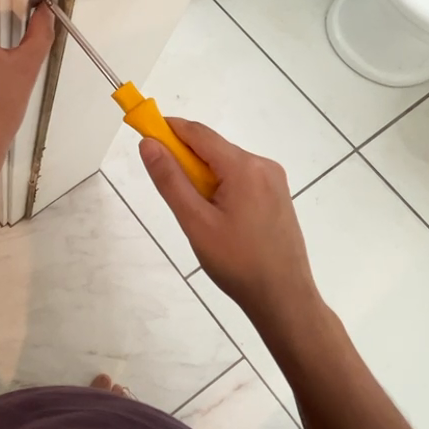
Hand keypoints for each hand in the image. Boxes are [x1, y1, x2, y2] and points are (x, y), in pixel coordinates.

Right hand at [140, 119, 322, 330]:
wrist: (285, 300)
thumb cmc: (237, 262)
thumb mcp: (195, 222)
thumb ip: (169, 179)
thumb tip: (148, 143)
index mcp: (243, 167)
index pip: (197, 133)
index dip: (167, 128)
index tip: (143, 133)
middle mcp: (262, 165)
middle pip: (212, 147)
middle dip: (184, 158)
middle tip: (168, 189)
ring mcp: (273, 180)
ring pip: (225, 164)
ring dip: (202, 176)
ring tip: (196, 214)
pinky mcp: (277, 195)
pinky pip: (239, 177)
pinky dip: (219, 186)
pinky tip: (217, 217)